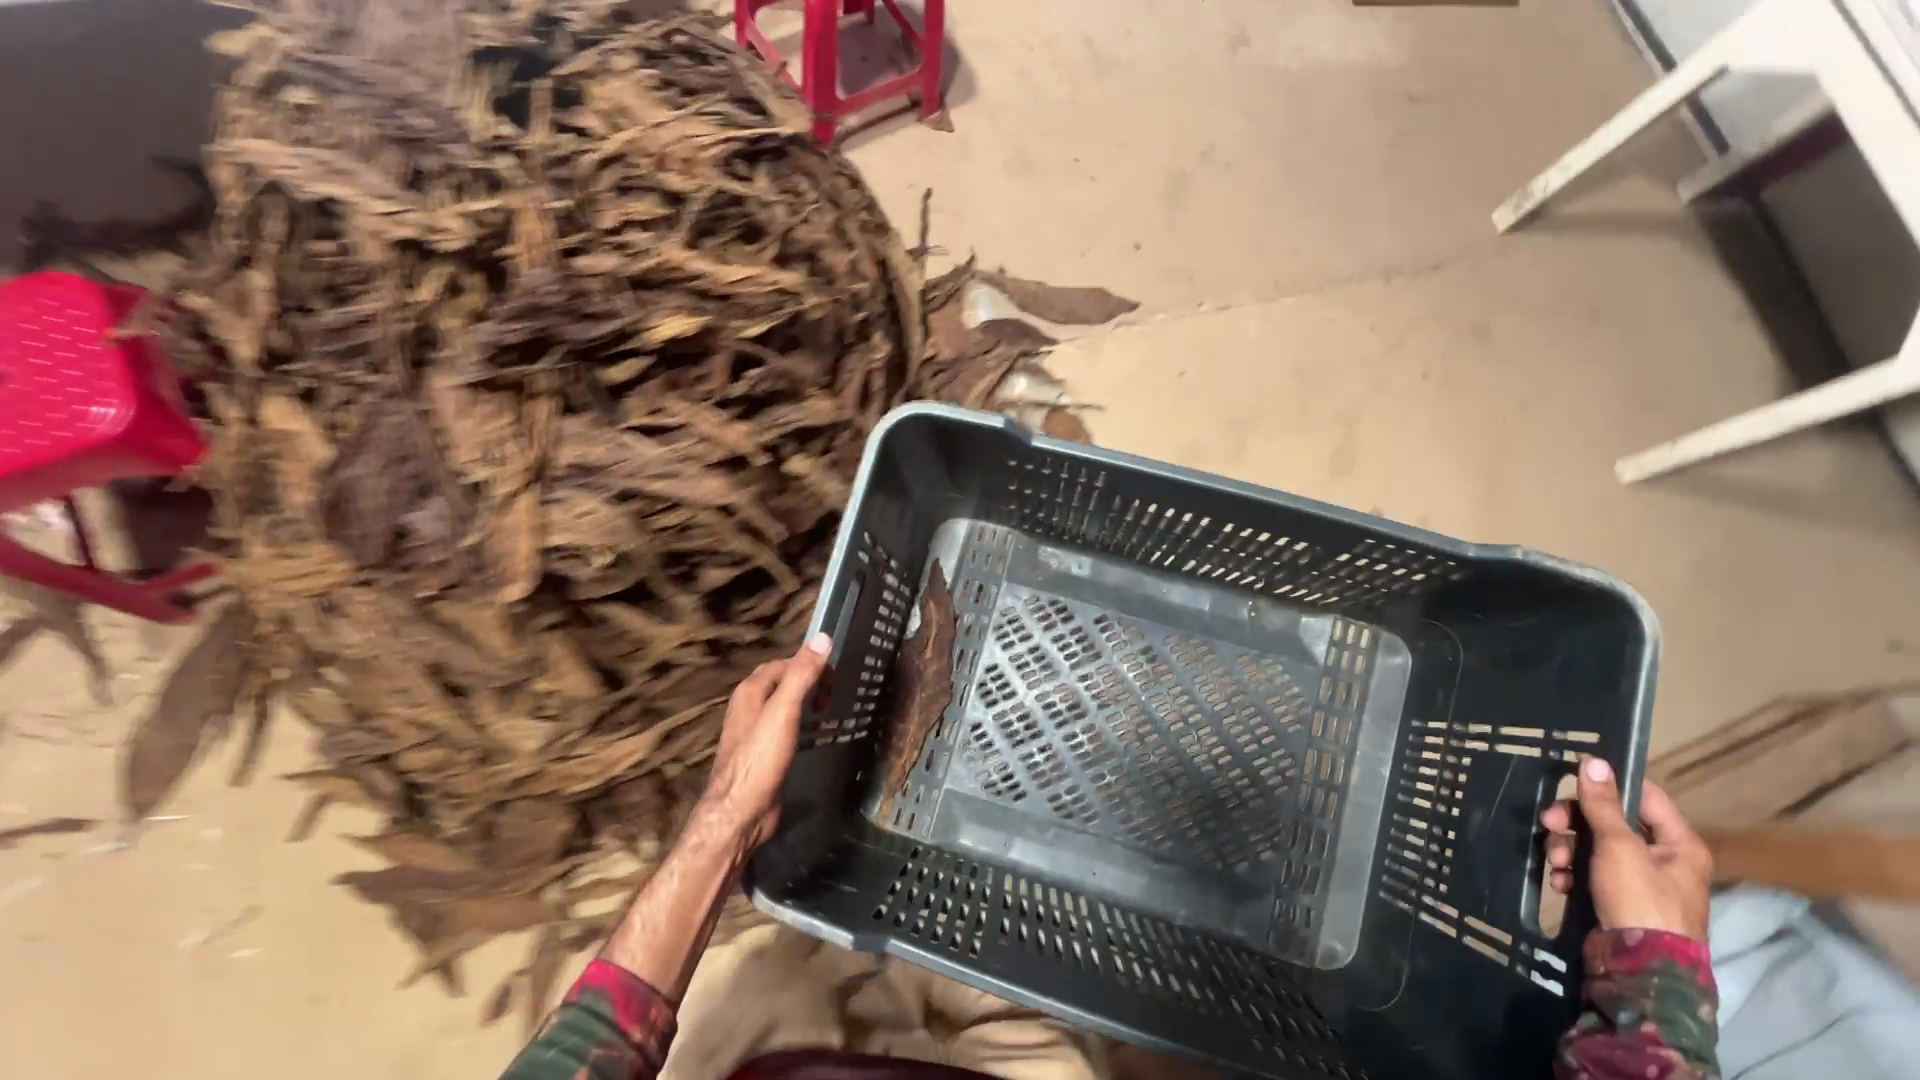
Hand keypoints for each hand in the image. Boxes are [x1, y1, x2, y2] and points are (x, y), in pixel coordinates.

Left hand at [699, 633, 832, 849]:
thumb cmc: (760, 759)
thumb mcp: (783, 711)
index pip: (781, 664)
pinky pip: (783, 731)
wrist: (740, 814)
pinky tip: (814, 739)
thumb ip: (801, 675)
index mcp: (749, 693)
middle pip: (779, 683)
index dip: (807, 663)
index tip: (833, 675)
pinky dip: (800, 726)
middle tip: (832, 693)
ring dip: (804, 703)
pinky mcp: (761, 757)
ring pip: (781, 708)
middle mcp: (747, 709)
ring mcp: (752, 734)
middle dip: (806, 682)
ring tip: (828, 711)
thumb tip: (822, 638)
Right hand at [1541, 756, 1712, 940]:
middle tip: (1548, 823)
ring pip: (1593, 846)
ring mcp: (1638, 880)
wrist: (1640, 967)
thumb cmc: (1639, 900)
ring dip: (1566, 849)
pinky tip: (1560, 882)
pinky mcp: (1616, 898)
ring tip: (1555, 864)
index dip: (1609, 784)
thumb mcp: (1618, 847)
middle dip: (1574, 823)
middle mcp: (1662, 858)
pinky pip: (1588, 871)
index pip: (1644, 795)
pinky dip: (1570, 873)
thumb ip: (1602, 804)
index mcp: (1678, 843)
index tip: (1571, 779)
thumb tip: (1593, 761)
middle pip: (1610, 821)